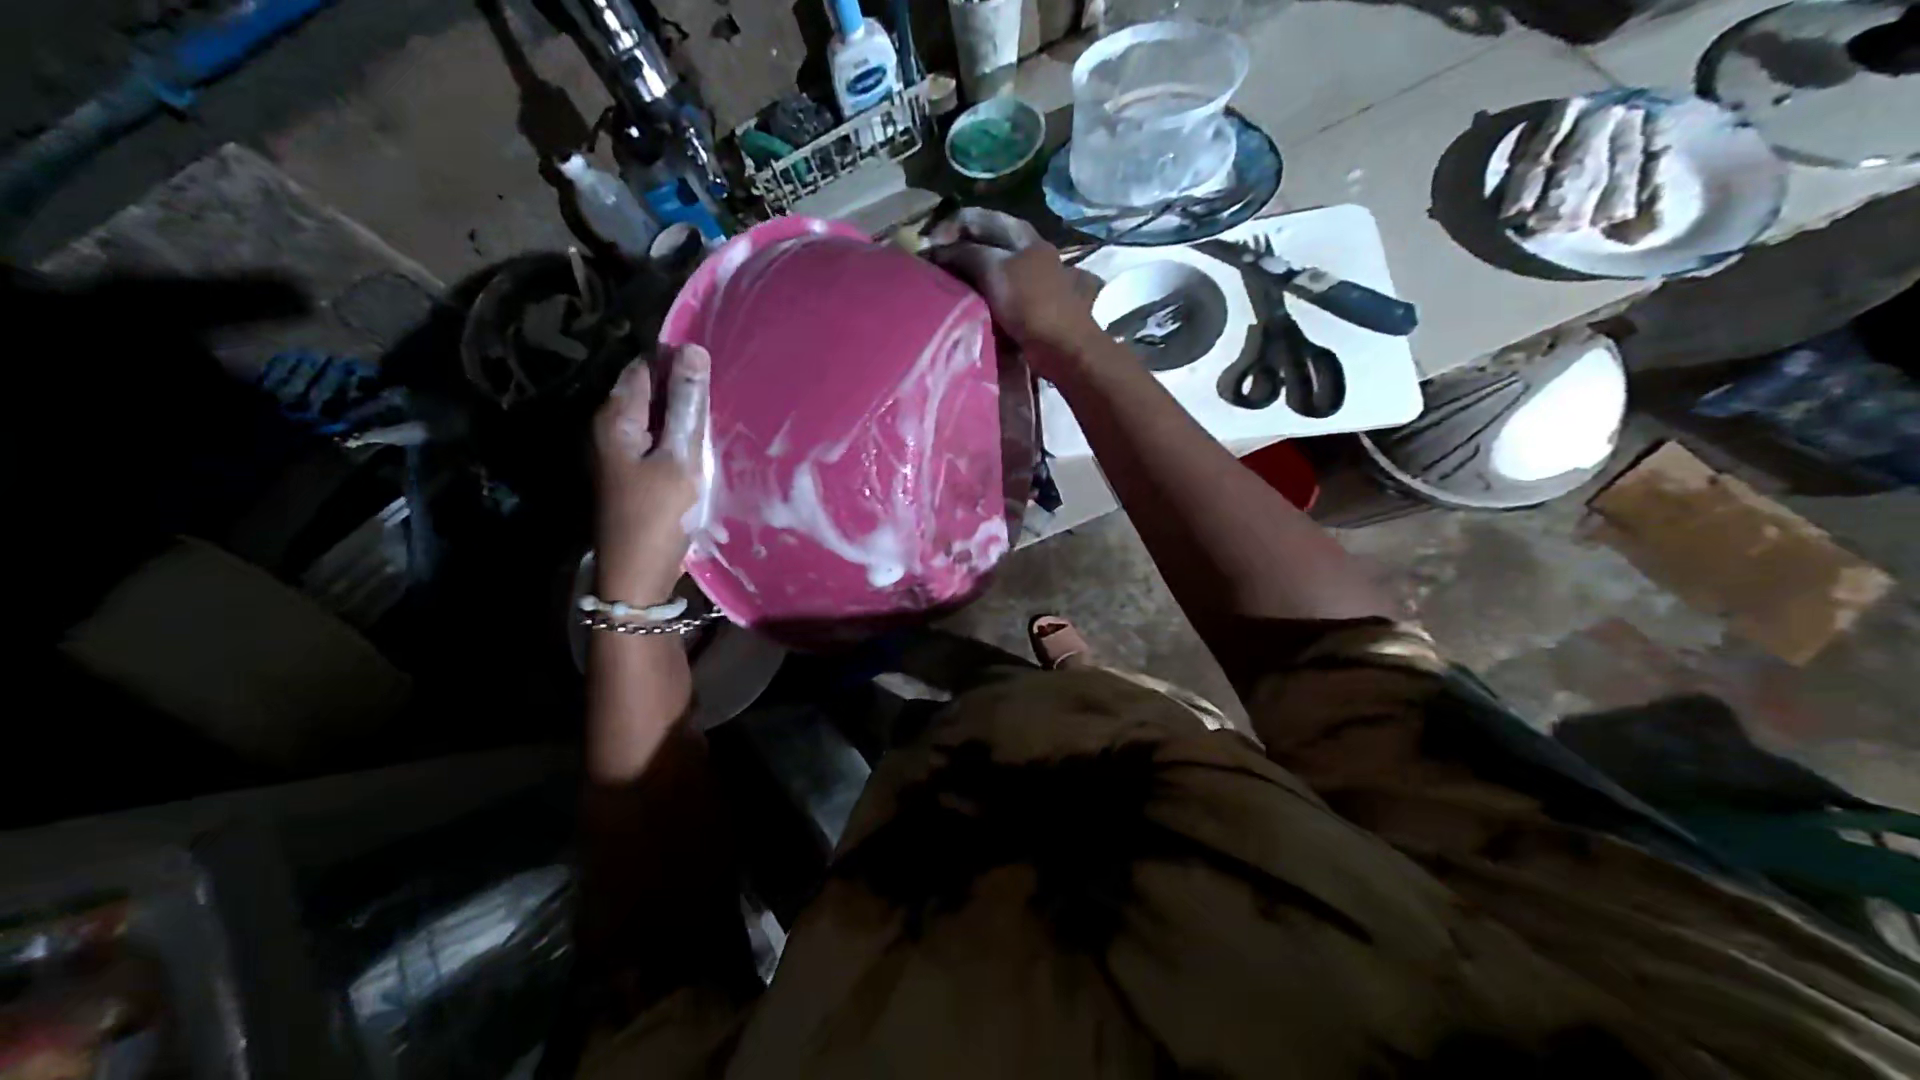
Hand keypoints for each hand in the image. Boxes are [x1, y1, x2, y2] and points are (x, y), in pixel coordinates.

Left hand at [594, 344, 710, 603]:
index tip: (716, 370)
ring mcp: (618, 452)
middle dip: (683, 389)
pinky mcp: (630, 472)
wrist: (636, 575)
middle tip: (723, 397)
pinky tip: (701, 448)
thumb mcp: (680, 457)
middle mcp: (609, 428)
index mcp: (616, 417)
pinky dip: (677, 437)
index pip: (647, 366)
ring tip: (717, 420)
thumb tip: (693, 350)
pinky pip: (656, 439)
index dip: (679, 362)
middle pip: (649, 390)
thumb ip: (687, 404)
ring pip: (654, 416)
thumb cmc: (659, 515)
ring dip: (683, 415)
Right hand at [924, 208, 1103, 377]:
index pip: (978, 217)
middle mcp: (1025, 250)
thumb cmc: (1030, 303)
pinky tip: (962, 299)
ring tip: (941, 281)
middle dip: (956, 248)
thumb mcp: (994, 271)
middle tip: (930, 263)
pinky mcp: (1025, 302)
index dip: (950, 226)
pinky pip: (994, 288)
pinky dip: (977, 290)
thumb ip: (966, 254)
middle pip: (984, 240)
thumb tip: (939, 249)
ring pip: (988, 265)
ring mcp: (1027, 276)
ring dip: (965, 271)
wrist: (1062, 346)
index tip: (927, 246)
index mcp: (1021, 234)